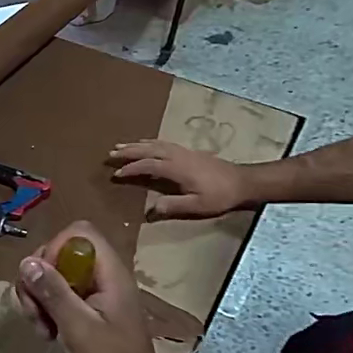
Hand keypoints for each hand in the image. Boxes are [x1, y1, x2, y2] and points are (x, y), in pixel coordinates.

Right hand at [13, 222, 171, 352]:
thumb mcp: (79, 328)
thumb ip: (54, 293)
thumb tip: (27, 262)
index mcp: (110, 272)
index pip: (78, 233)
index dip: (53, 249)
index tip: (42, 281)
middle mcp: (104, 274)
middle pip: (61, 253)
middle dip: (40, 278)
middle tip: (35, 311)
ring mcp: (97, 290)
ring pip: (57, 274)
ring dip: (40, 297)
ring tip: (42, 328)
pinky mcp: (90, 305)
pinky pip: (62, 293)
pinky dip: (49, 309)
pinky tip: (48, 333)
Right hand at [108, 141, 253, 220]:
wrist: (242, 182)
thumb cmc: (220, 196)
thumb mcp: (197, 206)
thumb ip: (173, 206)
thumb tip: (150, 210)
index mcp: (177, 168)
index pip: (148, 165)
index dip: (131, 168)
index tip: (116, 173)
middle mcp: (178, 156)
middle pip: (148, 150)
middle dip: (129, 151)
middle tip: (110, 153)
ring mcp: (183, 151)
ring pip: (155, 144)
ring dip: (137, 144)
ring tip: (122, 146)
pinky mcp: (189, 152)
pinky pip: (163, 143)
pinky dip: (150, 142)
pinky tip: (146, 144)